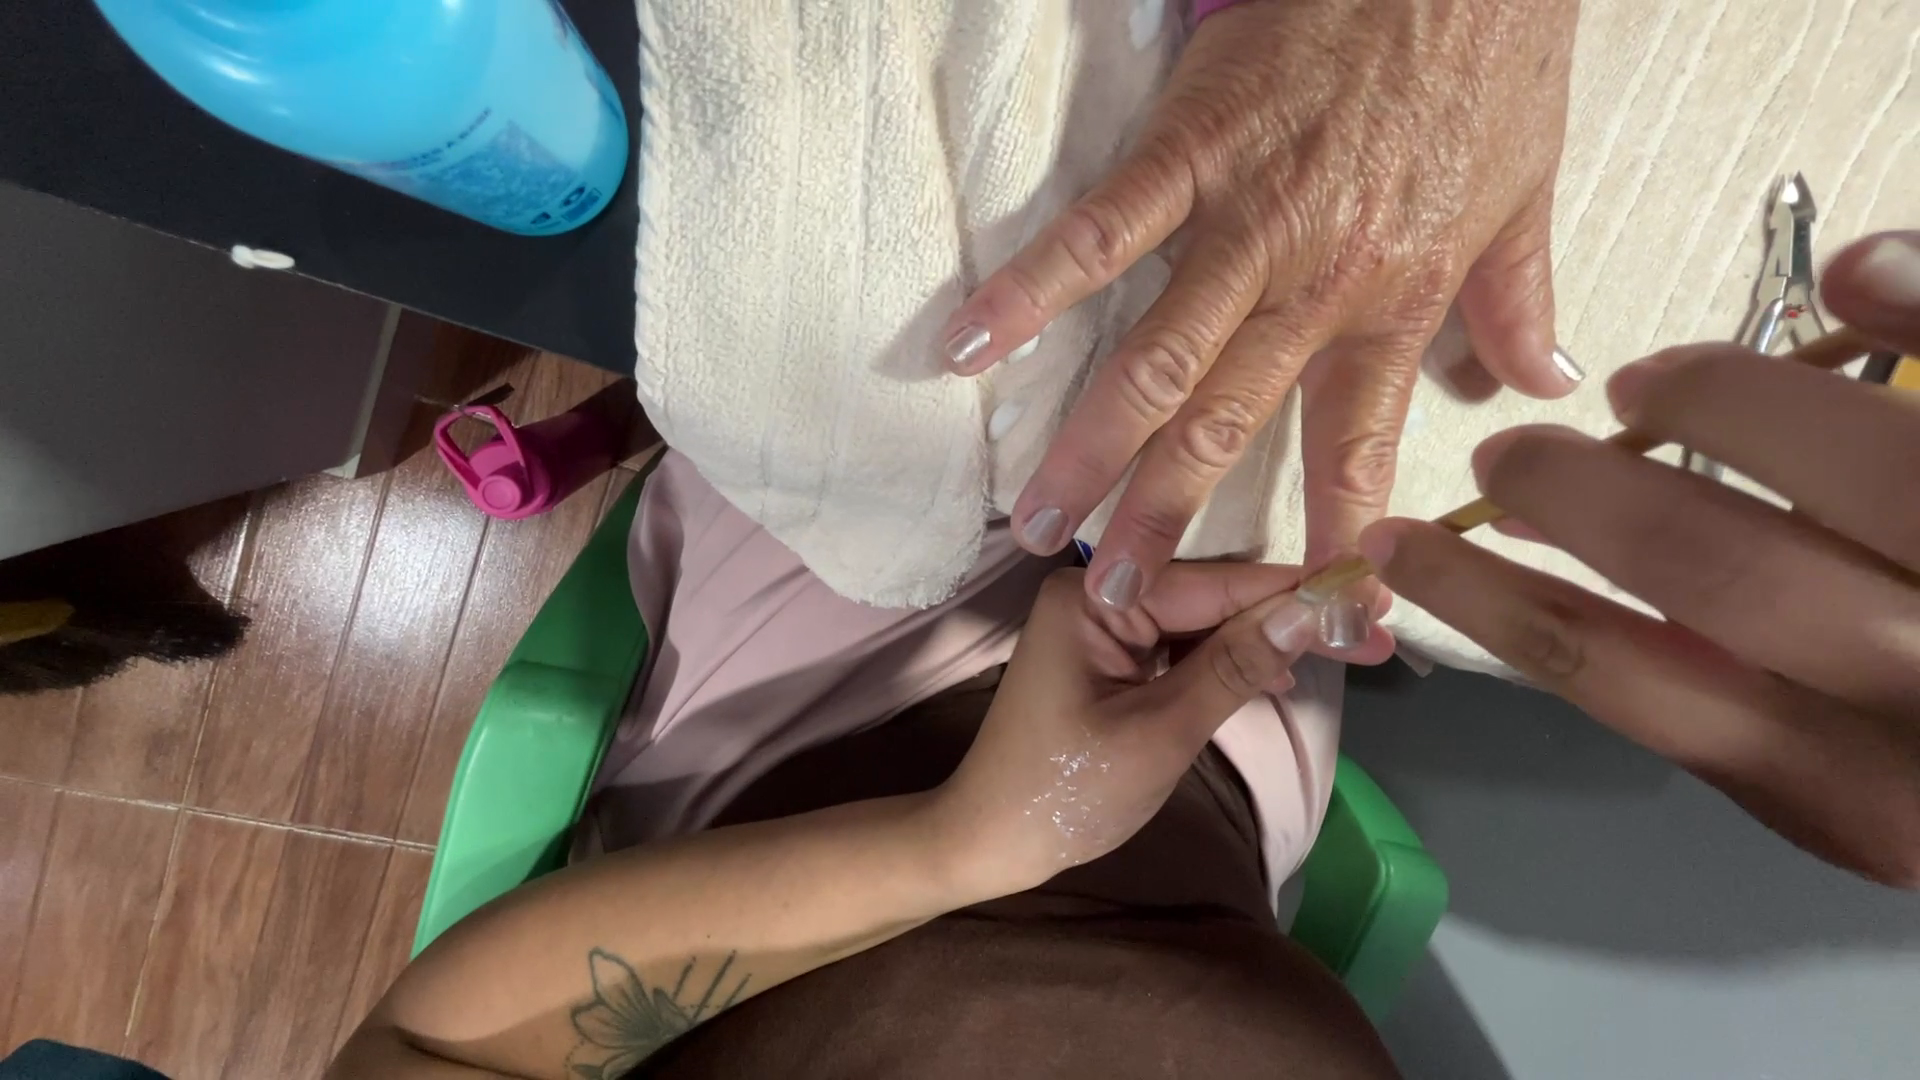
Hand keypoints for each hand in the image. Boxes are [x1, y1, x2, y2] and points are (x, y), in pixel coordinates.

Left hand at [932, 562, 1392, 891]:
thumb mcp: (1161, 729)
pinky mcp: (1108, 656)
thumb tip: (1312, 610)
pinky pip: (1177, 647)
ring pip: (1199, 622)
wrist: (994, 839)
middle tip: (1372, 632)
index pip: (1210, 582)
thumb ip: (1234, 666)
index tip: (1371, 597)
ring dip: (1262, 642)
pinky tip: (1275, 676)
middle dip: (1286, 617)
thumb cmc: (1068, 789)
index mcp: (1090, 595)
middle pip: (1207, 597)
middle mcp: (1094, 593)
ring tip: (1345, 653)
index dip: (1293, 592)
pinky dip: (1224, 663)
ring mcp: (1100, 625)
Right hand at [945, 0, 1582, 609]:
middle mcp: (1306, 289)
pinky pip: (1097, 235)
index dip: (1331, 534)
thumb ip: (1520, 301)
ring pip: (1152, 365)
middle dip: (1161, 523)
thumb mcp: (1526, 190)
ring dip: (1088, 451)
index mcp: (1388, 304)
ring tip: (1038, 518)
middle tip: (1112, 594)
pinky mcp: (1183, 158)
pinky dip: (1029, 292)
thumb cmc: (1486, 61)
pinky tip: (969, 346)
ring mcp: (1237, 228)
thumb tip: (1541, 386)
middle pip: (1219, 432)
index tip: (1303, 610)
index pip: (1355, 448)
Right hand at [1357, 231, 1919, 887]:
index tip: (1395, 538)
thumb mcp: (1827, 783)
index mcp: (1843, 790)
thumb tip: (1554, 565)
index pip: (1596, 663)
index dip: (1469, 587)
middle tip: (1513, 455)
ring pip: (1854, 456)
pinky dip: (1917, 304)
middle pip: (1700, 559)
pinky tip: (1850, 272)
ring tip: (1654, 380)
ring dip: (1715, 393)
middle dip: (1569, 485)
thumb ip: (1696, 693)